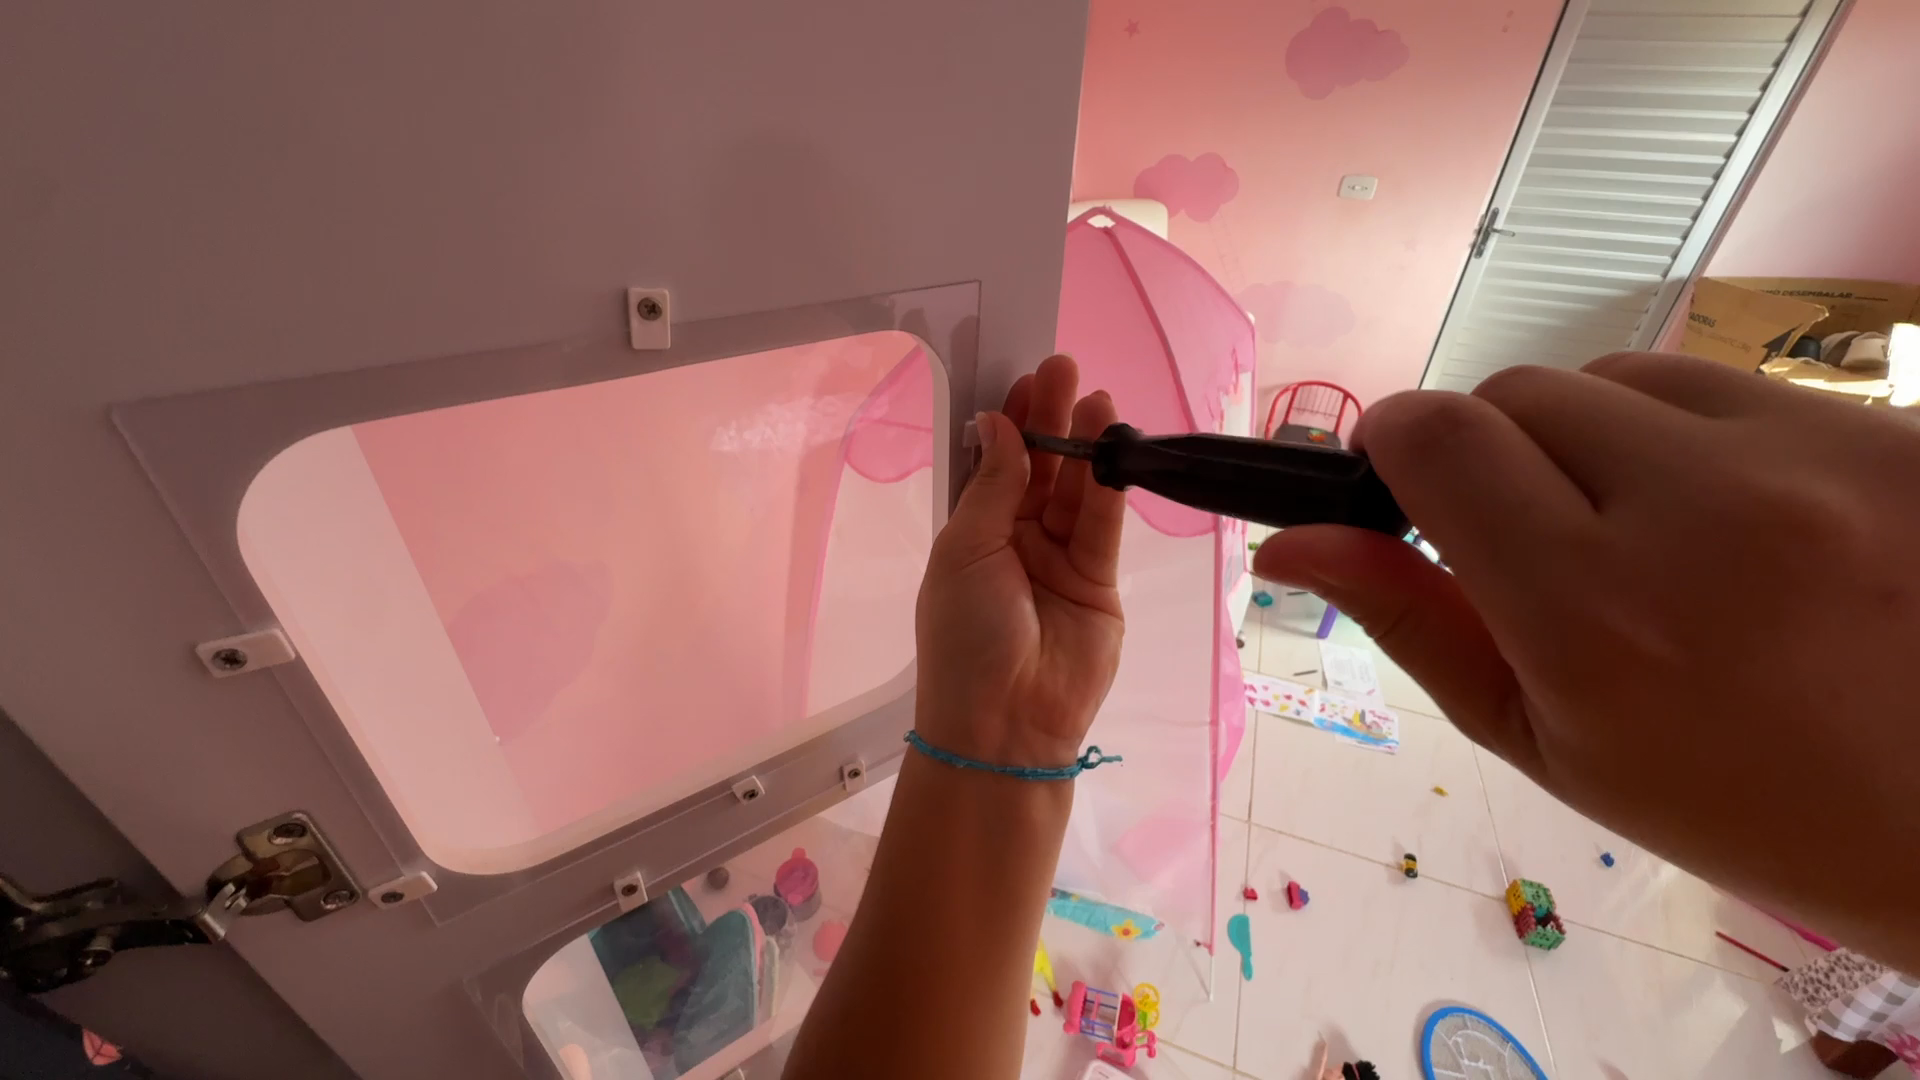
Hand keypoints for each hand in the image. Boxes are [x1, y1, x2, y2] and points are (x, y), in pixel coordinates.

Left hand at [913, 354, 1125, 768]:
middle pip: (1038, 470)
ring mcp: (1059, 560)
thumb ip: (991, 486)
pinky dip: (1109, 484)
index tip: (1026, 381)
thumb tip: (994, 423)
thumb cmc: (966, 634)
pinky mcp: (1099, 579)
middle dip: (1050, 420)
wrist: (1006, 722)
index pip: (996, 466)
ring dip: (1086, 444)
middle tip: (1064, 369)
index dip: (1011, 424)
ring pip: (1074, 490)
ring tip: (1096, 397)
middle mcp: (1015, 541)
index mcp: (973, 534)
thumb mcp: (965, 551)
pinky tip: (1114, 443)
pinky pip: (1102, 523)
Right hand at [1254, 352, 1919, 965]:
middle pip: (1511, 393)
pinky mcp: (1896, 425)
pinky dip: (1677, 431)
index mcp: (1592, 607)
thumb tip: (1284, 543)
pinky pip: (1716, 383)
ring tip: (1635, 522)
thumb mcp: (1527, 729)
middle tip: (1525, 533)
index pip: (1434, 436)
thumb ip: (1400, 617)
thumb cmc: (1721, 795)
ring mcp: (1821, 451)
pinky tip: (1727, 509)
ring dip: (1582, 434)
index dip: (1390, 443)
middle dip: (1484, 449)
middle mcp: (1704, 506)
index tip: (1397, 487)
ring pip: (1608, 376)